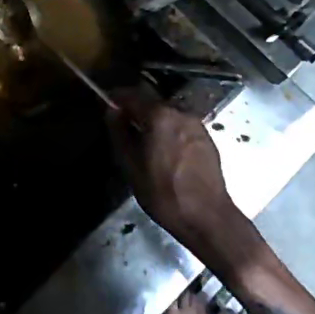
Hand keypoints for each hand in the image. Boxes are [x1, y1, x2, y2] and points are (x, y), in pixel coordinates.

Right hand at [107, 92, 247, 259]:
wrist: (208, 218)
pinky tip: (166, 154)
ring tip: (145, 144)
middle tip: (123, 129)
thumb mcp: (130, 165)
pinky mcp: (207, 138)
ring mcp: (196, 124)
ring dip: (153, 122)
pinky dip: (169, 132)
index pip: (131, 94)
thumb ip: (119, 132)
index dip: (116, 98)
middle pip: (151, 102)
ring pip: (167, 115)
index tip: (106, 106)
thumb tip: (111, 111)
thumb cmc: (164, 192)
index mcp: (159, 114)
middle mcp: (180, 111)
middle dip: (135, 111)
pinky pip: (181, 126)